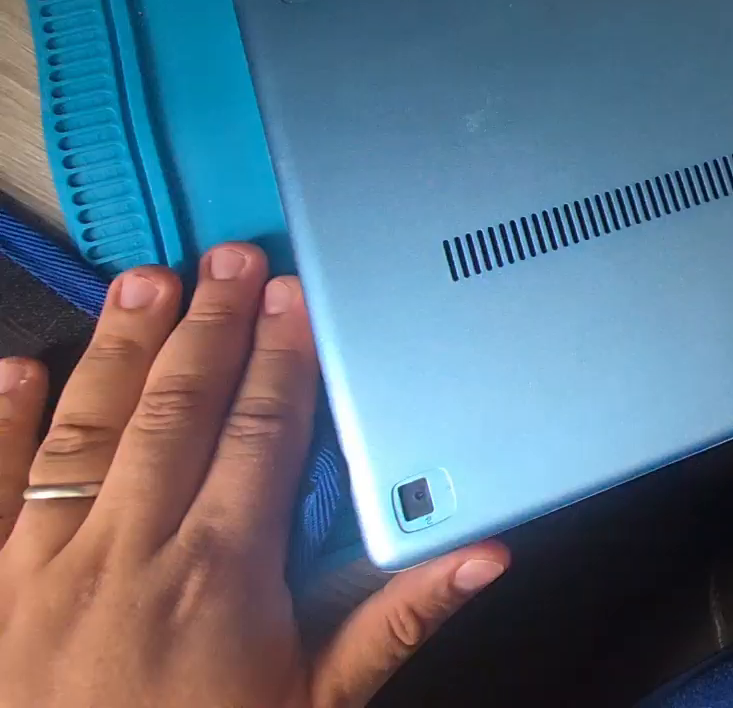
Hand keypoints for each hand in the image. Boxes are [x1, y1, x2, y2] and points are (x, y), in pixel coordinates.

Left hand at [0, 244, 508, 707]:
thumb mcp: (321, 700)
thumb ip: (401, 618)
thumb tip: (493, 553)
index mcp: (219, 568)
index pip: (260, 432)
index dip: (280, 357)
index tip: (289, 296)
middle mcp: (124, 553)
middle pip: (174, 412)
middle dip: (205, 326)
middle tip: (225, 259)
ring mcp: (29, 574)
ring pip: (80, 437)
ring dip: (112, 352)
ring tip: (141, 282)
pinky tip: (14, 371)